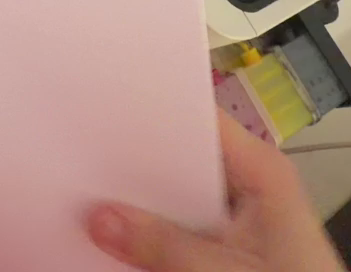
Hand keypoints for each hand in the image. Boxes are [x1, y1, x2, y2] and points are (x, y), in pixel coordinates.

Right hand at [86, 112, 343, 271]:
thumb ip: (165, 247)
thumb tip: (99, 217)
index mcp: (262, 168)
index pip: (198, 115)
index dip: (153, 106)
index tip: (107, 104)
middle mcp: (249, 181)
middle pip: (182, 152)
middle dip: (138, 157)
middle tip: (88, 149)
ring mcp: (238, 213)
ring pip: (177, 190)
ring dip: (142, 197)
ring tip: (95, 188)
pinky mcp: (229, 243)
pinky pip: (182, 221)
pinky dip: (154, 226)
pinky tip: (120, 230)